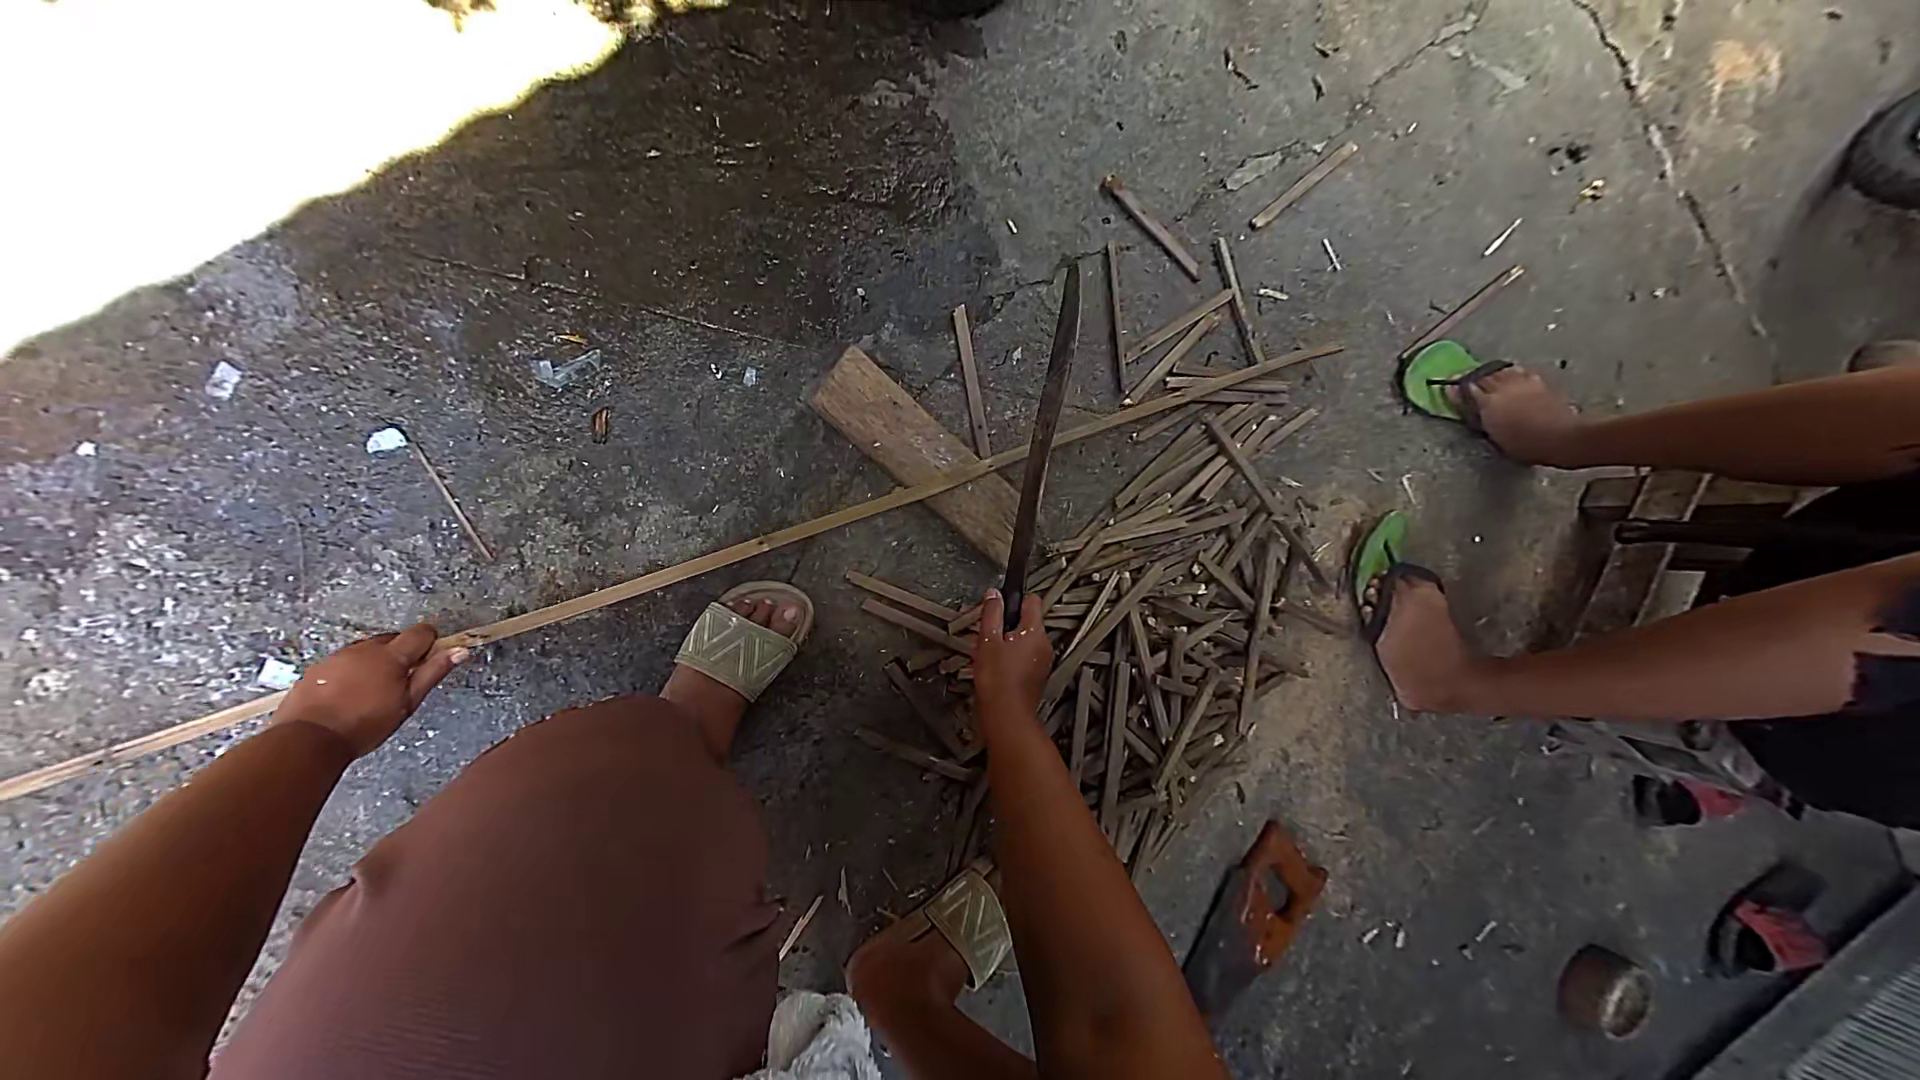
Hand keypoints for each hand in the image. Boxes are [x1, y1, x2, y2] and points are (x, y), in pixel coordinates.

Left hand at [274, 624, 467, 757]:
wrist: (306, 740)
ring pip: (366, 650)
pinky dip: (352, 671)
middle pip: (392, 639)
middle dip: (401, 654)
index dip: (430, 642)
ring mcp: (336, 657)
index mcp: (391, 655)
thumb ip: (434, 672)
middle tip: (402, 680)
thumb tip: (460, 651)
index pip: (421, 632)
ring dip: (375, 662)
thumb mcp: (408, 701)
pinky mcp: (316, 668)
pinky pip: (343, 661)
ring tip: (373, 690)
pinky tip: (349, 694)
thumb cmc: (364, 723)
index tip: (429, 659)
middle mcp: (363, 649)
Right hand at [973, 588, 1052, 721]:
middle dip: (1006, 623)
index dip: (1014, 599)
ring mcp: (1042, 661)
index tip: (999, 605)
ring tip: (987, 651)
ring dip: (1007, 641)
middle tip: (987, 632)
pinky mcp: (1037, 676)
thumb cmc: (997, 681)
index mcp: (1034, 631)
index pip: (1032, 601)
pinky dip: (1011, 657)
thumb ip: (992, 613)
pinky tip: (994, 666)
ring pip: (1025, 640)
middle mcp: (1044, 644)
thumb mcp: (987, 640)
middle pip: (1027, 621)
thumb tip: (994, 595)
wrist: (1005, 716)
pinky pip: (1025, 657)